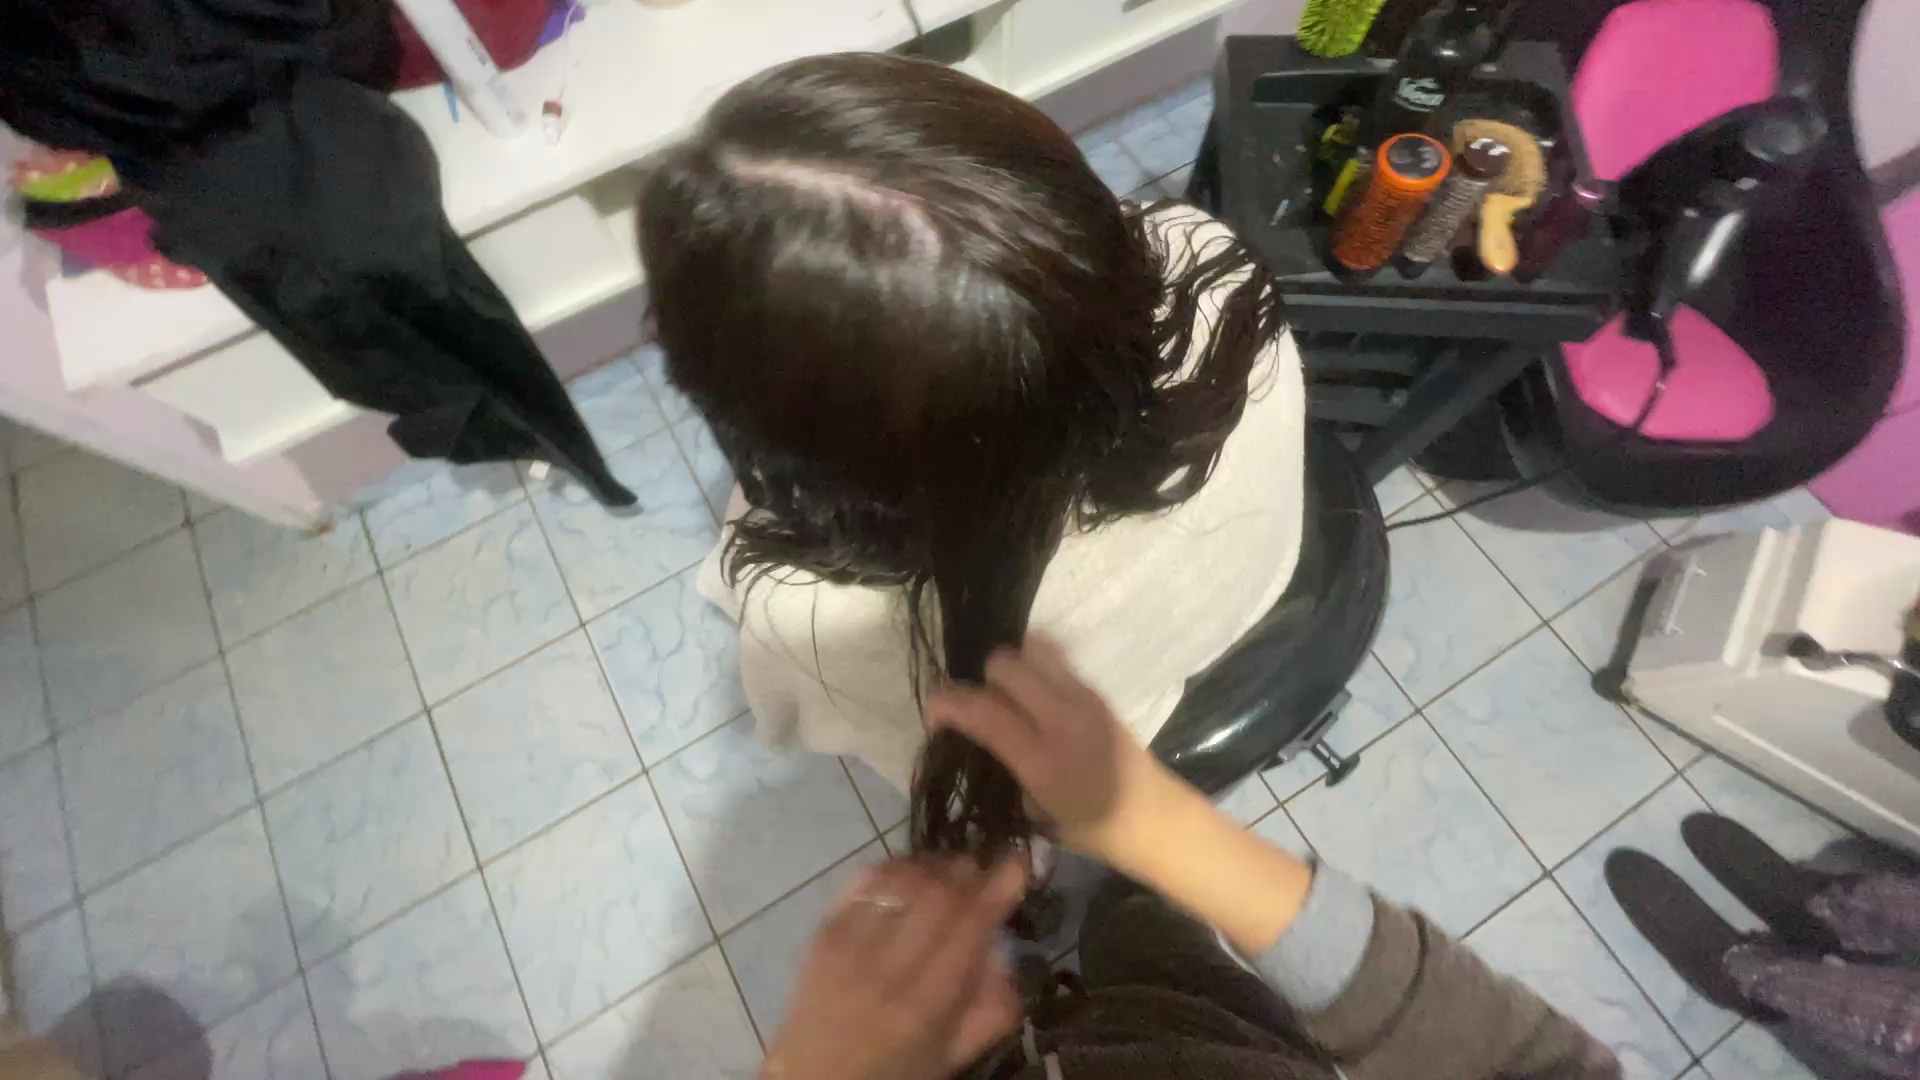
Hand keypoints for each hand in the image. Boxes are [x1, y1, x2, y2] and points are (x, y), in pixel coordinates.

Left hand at [761, 857, 1026, 1079]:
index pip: (968, 929)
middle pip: (936, 893)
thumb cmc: (891, 1074)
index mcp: (923, 1008)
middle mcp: (885, 970)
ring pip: (902, 878)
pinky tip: (910, 872)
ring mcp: (848, 946)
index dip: (997, 888)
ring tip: (948, 870)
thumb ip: (989, 1012)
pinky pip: (865, 880)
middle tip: (983, 868)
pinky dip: (896, 866)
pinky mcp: (823, 931)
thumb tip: (1009, 955)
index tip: (1018, 862)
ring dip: (933, 864)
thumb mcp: (949, 1059)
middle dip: (968, 870)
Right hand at [924, 637, 1185, 863]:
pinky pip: (1054, 658)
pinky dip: (1034, 666)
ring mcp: (1083, 697)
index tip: (934, 712)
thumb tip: (974, 738)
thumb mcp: (1034, 811)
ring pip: (1030, 650)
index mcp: (1042, 759)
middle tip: (981, 707)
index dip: (948, 703)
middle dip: (981, 681)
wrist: (1155, 818)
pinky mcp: (1097, 690)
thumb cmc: (1090, 828)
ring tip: (1009, 696)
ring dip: (1011, 668)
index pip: (983, 711)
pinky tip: (1033, 693)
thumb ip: (1002, 768)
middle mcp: (1062, 718)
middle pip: (1004, 665)